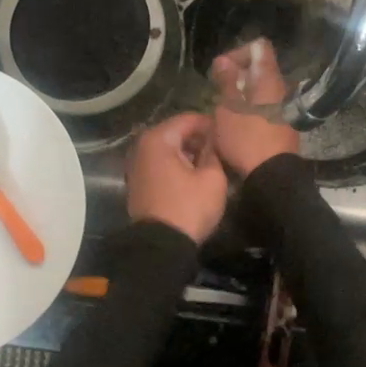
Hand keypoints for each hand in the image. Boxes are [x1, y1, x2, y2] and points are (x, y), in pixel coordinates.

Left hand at [126, 112, 228, 245]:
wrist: (161, 247)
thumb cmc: (188, 208)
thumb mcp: (212, 178)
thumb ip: (213, 152)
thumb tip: (212, 141)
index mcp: (158, 139)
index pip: (189, 119)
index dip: (210, 124)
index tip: (228, 132)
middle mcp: (142, 146)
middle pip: (176, 132)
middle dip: (198, 138)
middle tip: (221, 148)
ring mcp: (137, 164)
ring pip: (168, 149)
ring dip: (188, 152)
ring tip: (210, 162)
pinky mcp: (138, 181)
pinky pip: (161, 163)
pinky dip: (176, 165)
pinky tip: (193, 175)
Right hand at [209, 38, 299, 175]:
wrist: (271, 176)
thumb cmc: (246, 138)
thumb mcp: (228, 108)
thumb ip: (227, 82)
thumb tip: (224, 60)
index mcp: (269, 79)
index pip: (259, 47)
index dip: (239, 52)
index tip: (222, 69)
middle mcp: (280, 88)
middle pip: (259, 68)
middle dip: (236, 74)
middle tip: (218, 91)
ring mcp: (283, 107)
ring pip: (260, 88)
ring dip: (241, 92)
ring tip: (223, 108)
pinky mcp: (281, 124)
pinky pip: (263, 105)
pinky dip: (248, 106)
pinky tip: (235, 122)